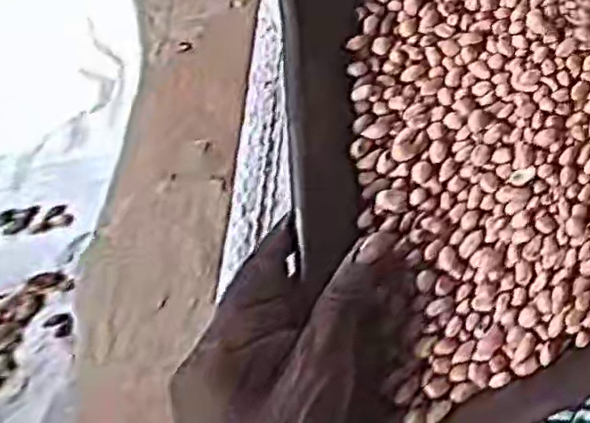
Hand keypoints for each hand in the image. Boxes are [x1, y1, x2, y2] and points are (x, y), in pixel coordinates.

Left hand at [171, 219, 398, 422]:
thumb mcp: (323, 363)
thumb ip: (345, 297)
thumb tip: (376, 237)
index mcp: (221, 343)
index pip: (262, 261)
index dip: (300, 227)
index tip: (338, 198)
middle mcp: (213, 354)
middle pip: (276, 284)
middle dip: (325, 263)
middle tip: (372, 239)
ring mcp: (224, 375)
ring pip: (283, 310)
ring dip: (325, 294)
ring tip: (369, 277)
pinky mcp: (241, 390)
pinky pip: (283, 337)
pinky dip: (316, 322)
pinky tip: (349, 319)